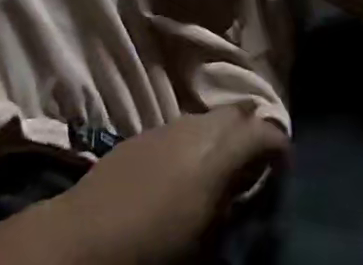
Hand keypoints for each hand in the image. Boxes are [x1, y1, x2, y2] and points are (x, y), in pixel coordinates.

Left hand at [54, 106, 285, 264]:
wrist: (78, 241)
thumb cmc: (149, 253)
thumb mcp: (204, 244)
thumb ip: (232, 207)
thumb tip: (247, 194)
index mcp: (214, 160)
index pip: (262, 131)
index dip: (280, 144)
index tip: (285, 165)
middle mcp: (193, 132)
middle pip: (236, 112)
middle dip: (252, 129)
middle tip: (256, 162)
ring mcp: (165, 128)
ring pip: (207, 116)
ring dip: (222, 132)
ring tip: (222, 164)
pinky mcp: (141, 134)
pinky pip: (181, 126)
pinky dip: (195, 139)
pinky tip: (185, 166)